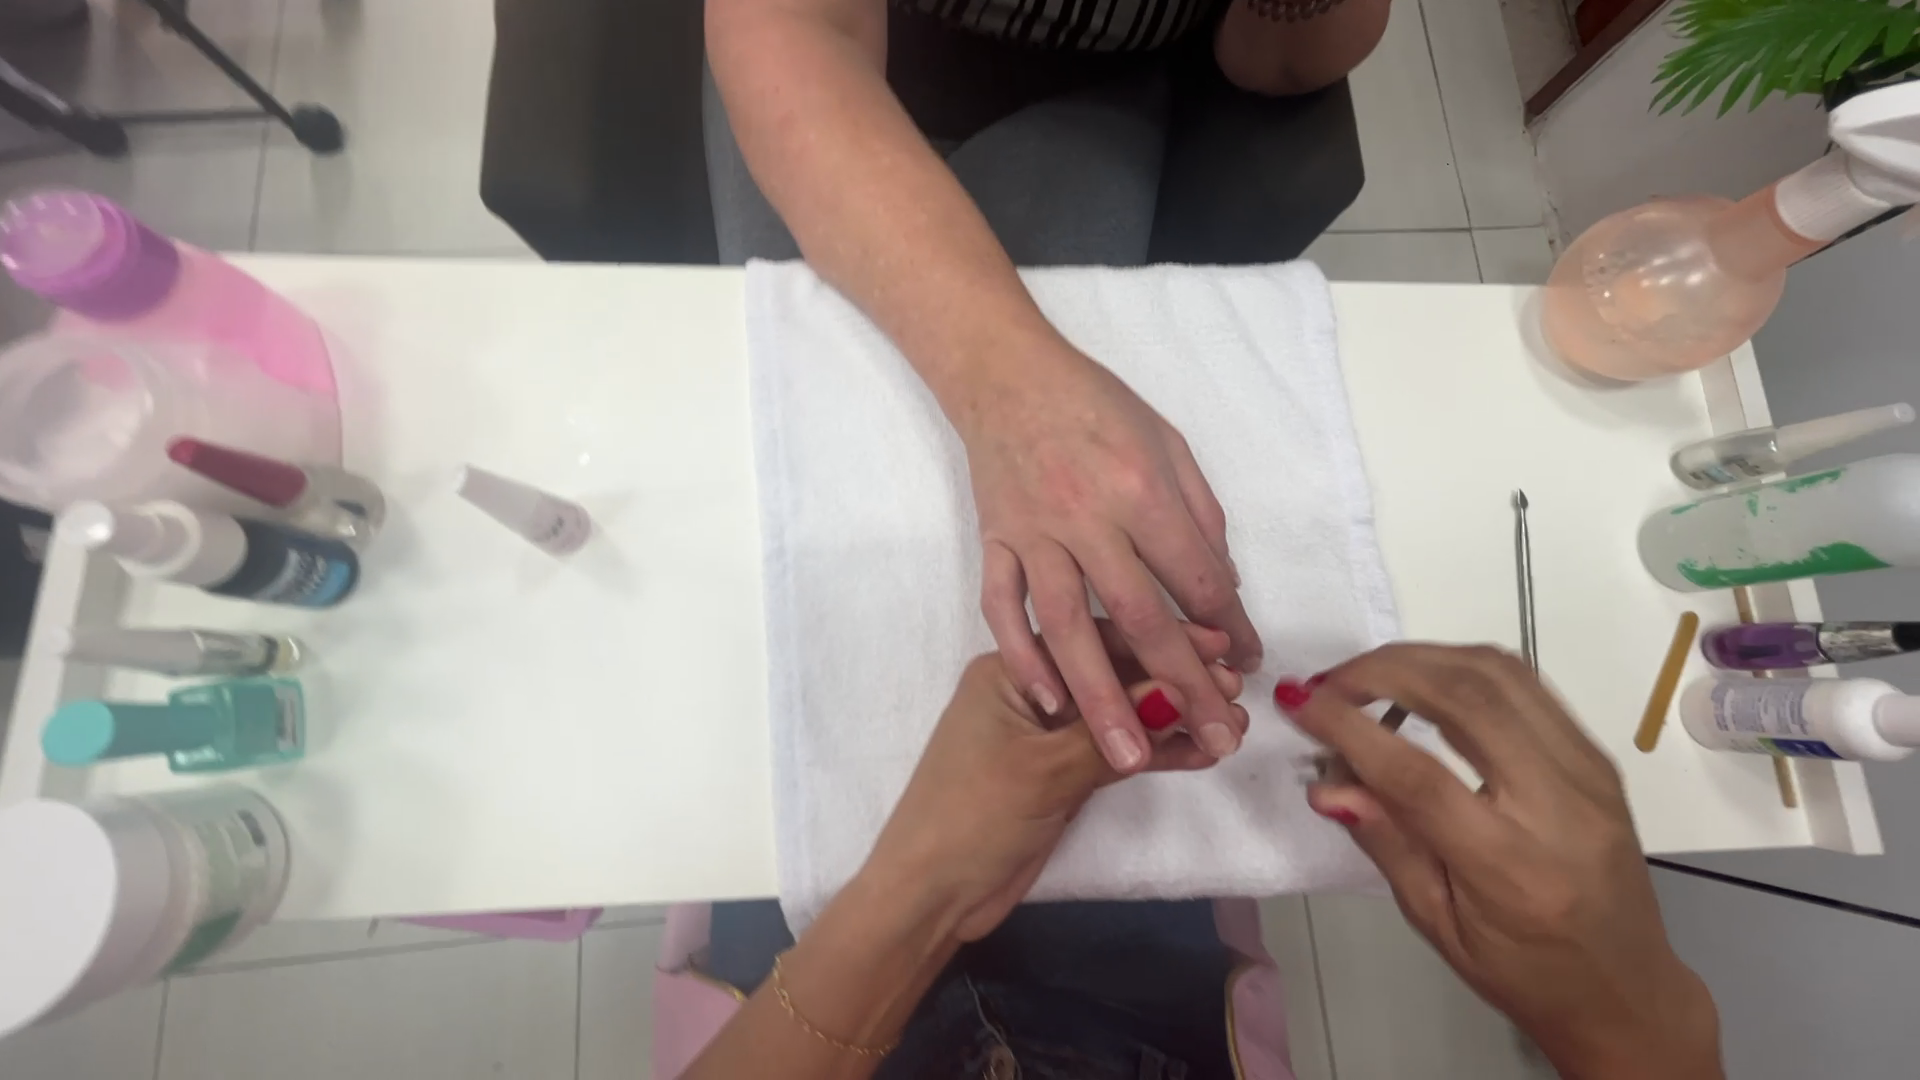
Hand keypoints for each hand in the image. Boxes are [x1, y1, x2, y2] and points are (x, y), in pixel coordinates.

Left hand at [866, 623, 1244, 942]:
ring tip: (1231, 724)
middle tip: (1233, 687)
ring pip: (1120, 717)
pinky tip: (1200, 752)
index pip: (1091, 641)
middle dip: (1172, 681)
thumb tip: (1183, 691)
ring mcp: (1048, 734)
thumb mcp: (1043, 769)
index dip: (1154, 643)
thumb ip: (1112, 732)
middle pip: (1112, 675)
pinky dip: (1155, 754)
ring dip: (1172, 721)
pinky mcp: (1062, 772)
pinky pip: (1116, 753)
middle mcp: (1032, 690)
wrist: (934, 893)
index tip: (1215, 646)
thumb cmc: (973, 813)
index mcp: (1011, 669)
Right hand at [956, 340, 1262, 774]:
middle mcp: (1088, 519)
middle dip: (1184, 685)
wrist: (1008, 378)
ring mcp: (1033, 536)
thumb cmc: (1097, 405)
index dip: (1231, 628)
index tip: (1245, 665)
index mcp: (1142, 490)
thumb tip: (1220, 588)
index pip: (1198, 580)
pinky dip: (1022, 657)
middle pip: (1142, 619)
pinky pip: (1002, 610)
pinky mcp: (994, 544)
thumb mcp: (1168, 443)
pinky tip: (1047, 701)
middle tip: (1217, 740)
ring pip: (1069, 629)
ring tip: (1129, 756)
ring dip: (1102, 696)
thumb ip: (1198, 515)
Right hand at [1277, 645, 1722, 1079]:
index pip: (1418, 777)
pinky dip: (1455, 662)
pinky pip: (1521, 680)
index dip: (1348, 728)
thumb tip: (1324, 785)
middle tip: (1325, 682)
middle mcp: (1561, 807)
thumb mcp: (1435, 922)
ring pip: (1495, 672)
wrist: (1628, 990)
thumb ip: (1384, 842)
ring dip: (1416, 657)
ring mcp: (1587, 772)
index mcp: (1513, 869)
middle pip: (1464, 699)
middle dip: (1379, 672)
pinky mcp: (1595, 754)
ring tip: (1362, 675)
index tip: (1297, 701)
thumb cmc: (1519, 968)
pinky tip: (1417, 677)